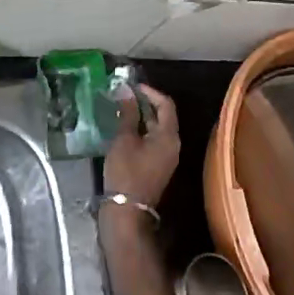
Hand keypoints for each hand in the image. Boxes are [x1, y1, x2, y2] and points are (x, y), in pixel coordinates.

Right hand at [103, 83, 179, 208]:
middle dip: (145, 102)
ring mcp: (166, 156)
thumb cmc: (126, 171)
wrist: (127, 208)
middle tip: (124, 94)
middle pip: (164, 116)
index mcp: (168, 137)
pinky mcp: (157, 164)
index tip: (131, 86)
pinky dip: (141, 129)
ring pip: (157, 128)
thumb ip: (127, 113)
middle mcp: (172, 145)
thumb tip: (126, 90)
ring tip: (121, 107)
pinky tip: (124, 127)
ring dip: (142, 115)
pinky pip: (153, 139)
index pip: (166, 105)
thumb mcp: (124, 139)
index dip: (150, 92)